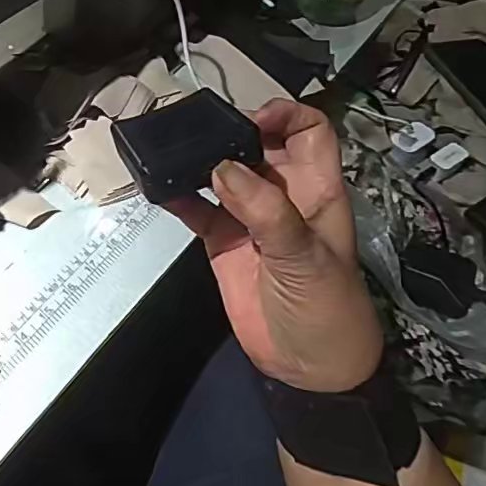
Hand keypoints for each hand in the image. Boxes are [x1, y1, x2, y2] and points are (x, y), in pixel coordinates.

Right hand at [166, 100, 382, 392]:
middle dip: (230, 131)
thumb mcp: (305, 259)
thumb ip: (265, 212)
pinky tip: (159, 188)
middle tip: (197, 129)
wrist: (309, 370)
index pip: (309, 131)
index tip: (250, 119)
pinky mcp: (222, 239)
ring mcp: (248, 216)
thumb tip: (221, 168)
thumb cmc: (326, 310)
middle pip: (258, 144)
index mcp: (315, 190)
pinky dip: (178, 196)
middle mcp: (281, 194)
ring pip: (223, 173)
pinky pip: (197, 209)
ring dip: (200, 160)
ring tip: (172, 150)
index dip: (285, 115)